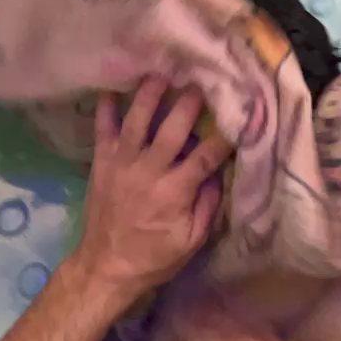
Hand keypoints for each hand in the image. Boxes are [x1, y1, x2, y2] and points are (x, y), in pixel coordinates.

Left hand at [69, 78, 231, 305]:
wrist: (104, 268)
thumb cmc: (154, 257)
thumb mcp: (192, 241)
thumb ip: (208, 205)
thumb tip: (218, 171)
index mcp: (174, 193)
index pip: (206, 156)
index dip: (224, 135)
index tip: (238, 116)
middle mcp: (148, 172)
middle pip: (172, 129)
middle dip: (189, 103)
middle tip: (202, 81)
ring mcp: (122, 163)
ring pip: (137, 121)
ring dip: (150, 94)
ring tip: (162, 72)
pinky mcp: (102, 161)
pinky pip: (102, 128)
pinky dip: (106, 106)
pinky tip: (113, 84)